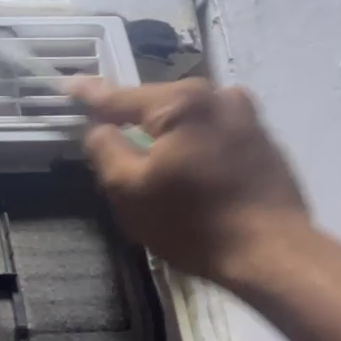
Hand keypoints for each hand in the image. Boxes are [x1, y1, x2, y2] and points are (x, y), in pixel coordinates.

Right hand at [71, 78, 309, 281]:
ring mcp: (248, 117)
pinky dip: (193, 147)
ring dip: (166, 135)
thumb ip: (105, 149)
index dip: (89, 94)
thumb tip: (99, 128)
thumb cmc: (193, 222)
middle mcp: (219, 96)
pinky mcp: (264, 142)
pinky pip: (212, 134)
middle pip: (157, 105)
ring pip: (188, 119)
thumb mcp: (129, 190)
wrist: (273, 254)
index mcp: (182, 102)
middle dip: (132, 121)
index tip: (67, 86)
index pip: (120, 96)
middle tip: (109, 141)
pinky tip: (188, 176)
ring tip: (150, 163)